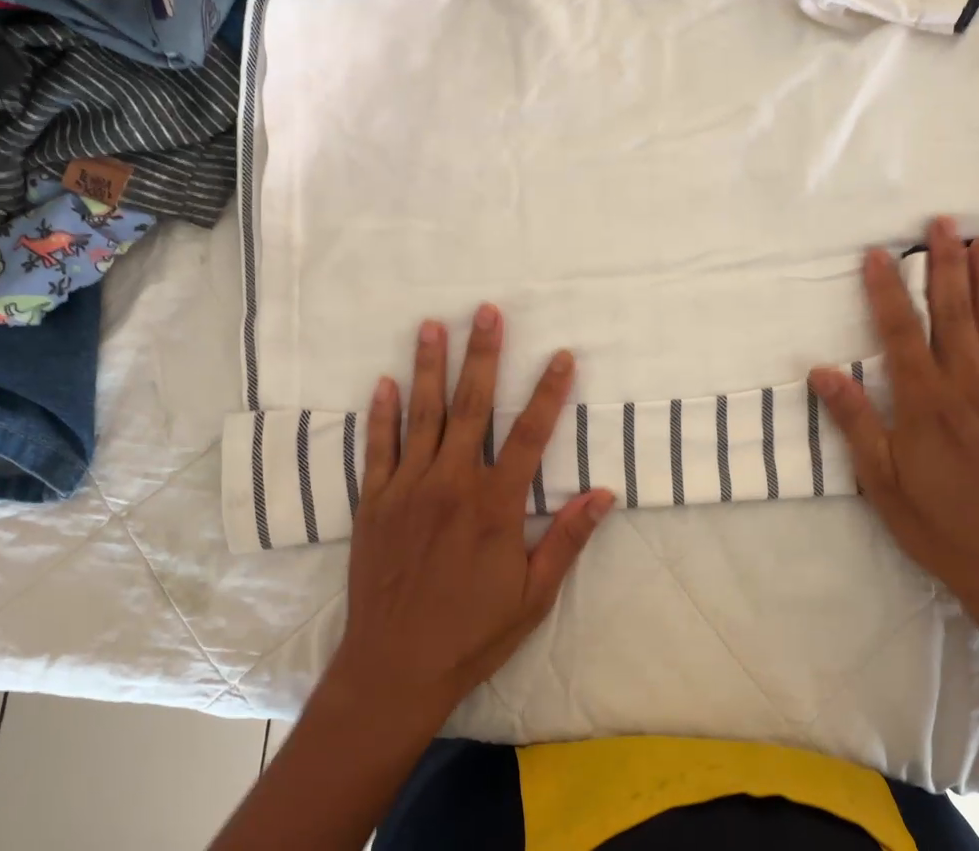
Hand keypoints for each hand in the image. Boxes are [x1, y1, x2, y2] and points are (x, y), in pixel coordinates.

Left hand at [331, 303, 615, 721]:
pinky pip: (378, 448)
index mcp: (495, 506)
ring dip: (428, 368)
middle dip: (482, 355)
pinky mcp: (374, 504)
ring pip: (422, 416)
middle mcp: (451, 484)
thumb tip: (605, 494)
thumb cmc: (472, 633)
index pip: (530, 435)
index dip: (548, 393)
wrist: (394, 667)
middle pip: (471, 408)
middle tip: (486, 311)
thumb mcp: (533, 596)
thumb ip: (566, 540)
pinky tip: (385, 382)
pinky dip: (382, 414)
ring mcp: (408, 490)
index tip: (561, 356)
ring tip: (431, 325)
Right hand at [808, 217, 978, 624]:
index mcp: (924, 402)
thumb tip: (821, 371)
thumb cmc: (936, 523)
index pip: (899, 332)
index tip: (878, 253)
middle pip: (953, 314)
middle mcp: (969, 387)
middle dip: (945, 265)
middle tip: (942, 222)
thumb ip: (854, 422)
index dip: (886, 290)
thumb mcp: (880, 481)